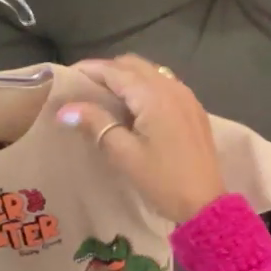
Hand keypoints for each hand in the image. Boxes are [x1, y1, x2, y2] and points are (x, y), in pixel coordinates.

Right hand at [57, 55, 225, 223]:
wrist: (204, 204)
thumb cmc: (162, 181)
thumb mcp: (125, 155)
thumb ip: (96, 124)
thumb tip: (65, 108)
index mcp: (154, 95)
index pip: (114, 71)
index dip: (88, 70)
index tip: (66, 77)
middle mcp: (172, 87)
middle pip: (133, 65)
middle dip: (107, 71)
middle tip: (84, 88)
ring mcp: (187, 97)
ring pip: (151, 73)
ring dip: (127, 78)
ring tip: (105, 97)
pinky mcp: (194, 110)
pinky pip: (165, 86)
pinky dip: (145, 88)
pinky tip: (134, 108)